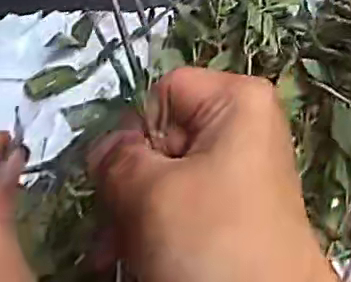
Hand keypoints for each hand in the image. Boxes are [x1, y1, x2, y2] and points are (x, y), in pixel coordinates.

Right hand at [89, 68, 332, 281]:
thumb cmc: (213, 239)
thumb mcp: (154, 195)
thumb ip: (119, 161)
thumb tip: (104, 146)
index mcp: (239, 99)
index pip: (167, 90)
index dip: (133, 130)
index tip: (114, 177)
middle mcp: (245, 123)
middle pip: (166, 135)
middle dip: (130, 183)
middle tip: (108, 230)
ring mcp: (243, 165)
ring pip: (170, 174)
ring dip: (135, 213)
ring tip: (112, 256)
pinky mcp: (237, 206)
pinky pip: (186, 201)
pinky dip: (157, 228)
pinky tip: (137, 261)